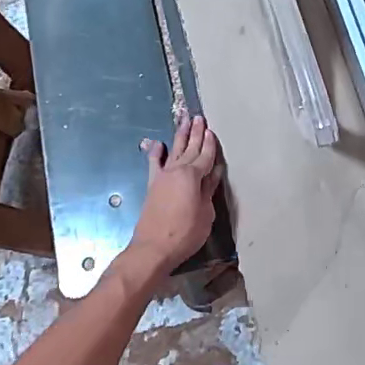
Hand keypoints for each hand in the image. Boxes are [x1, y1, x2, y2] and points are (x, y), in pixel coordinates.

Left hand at [128, 115, 221, 272]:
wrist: (153, 247)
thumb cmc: (185, 233)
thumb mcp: (205, 213)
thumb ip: (208, 191)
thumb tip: (212, 175)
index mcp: (193, 176)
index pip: (206, 157)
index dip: (210, 144)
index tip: (211, 130)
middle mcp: (177, 170)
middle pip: (189, 148)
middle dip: (195, 133)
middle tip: (199, 117)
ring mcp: (163, 176)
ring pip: (174, 151)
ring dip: (180, 136)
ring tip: (184, 121)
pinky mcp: (153, 185)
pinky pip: (154, 164)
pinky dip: (155, 153)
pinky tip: (157, 144)